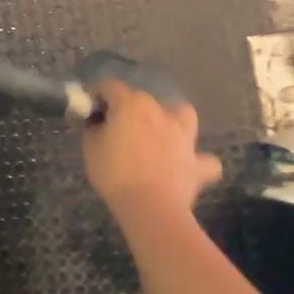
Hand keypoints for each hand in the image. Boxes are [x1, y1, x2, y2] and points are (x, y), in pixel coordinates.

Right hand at [82, 79, 222, 221]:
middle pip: (142, 99)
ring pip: (183, 114)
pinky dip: (197, 161)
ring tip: (160, 132)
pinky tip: (187, 166)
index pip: (110, 87)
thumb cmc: (114, 172)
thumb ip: (94, 128)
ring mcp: (183, 136)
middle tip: (115, 126)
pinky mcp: (197, 163)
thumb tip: (98, 123)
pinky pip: (204, 159)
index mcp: (130, 104)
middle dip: (127, 107)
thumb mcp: (90, 146)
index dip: (97, 95)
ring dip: (173, 119)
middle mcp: (160, 112)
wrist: (150, 206)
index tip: (88, 109)